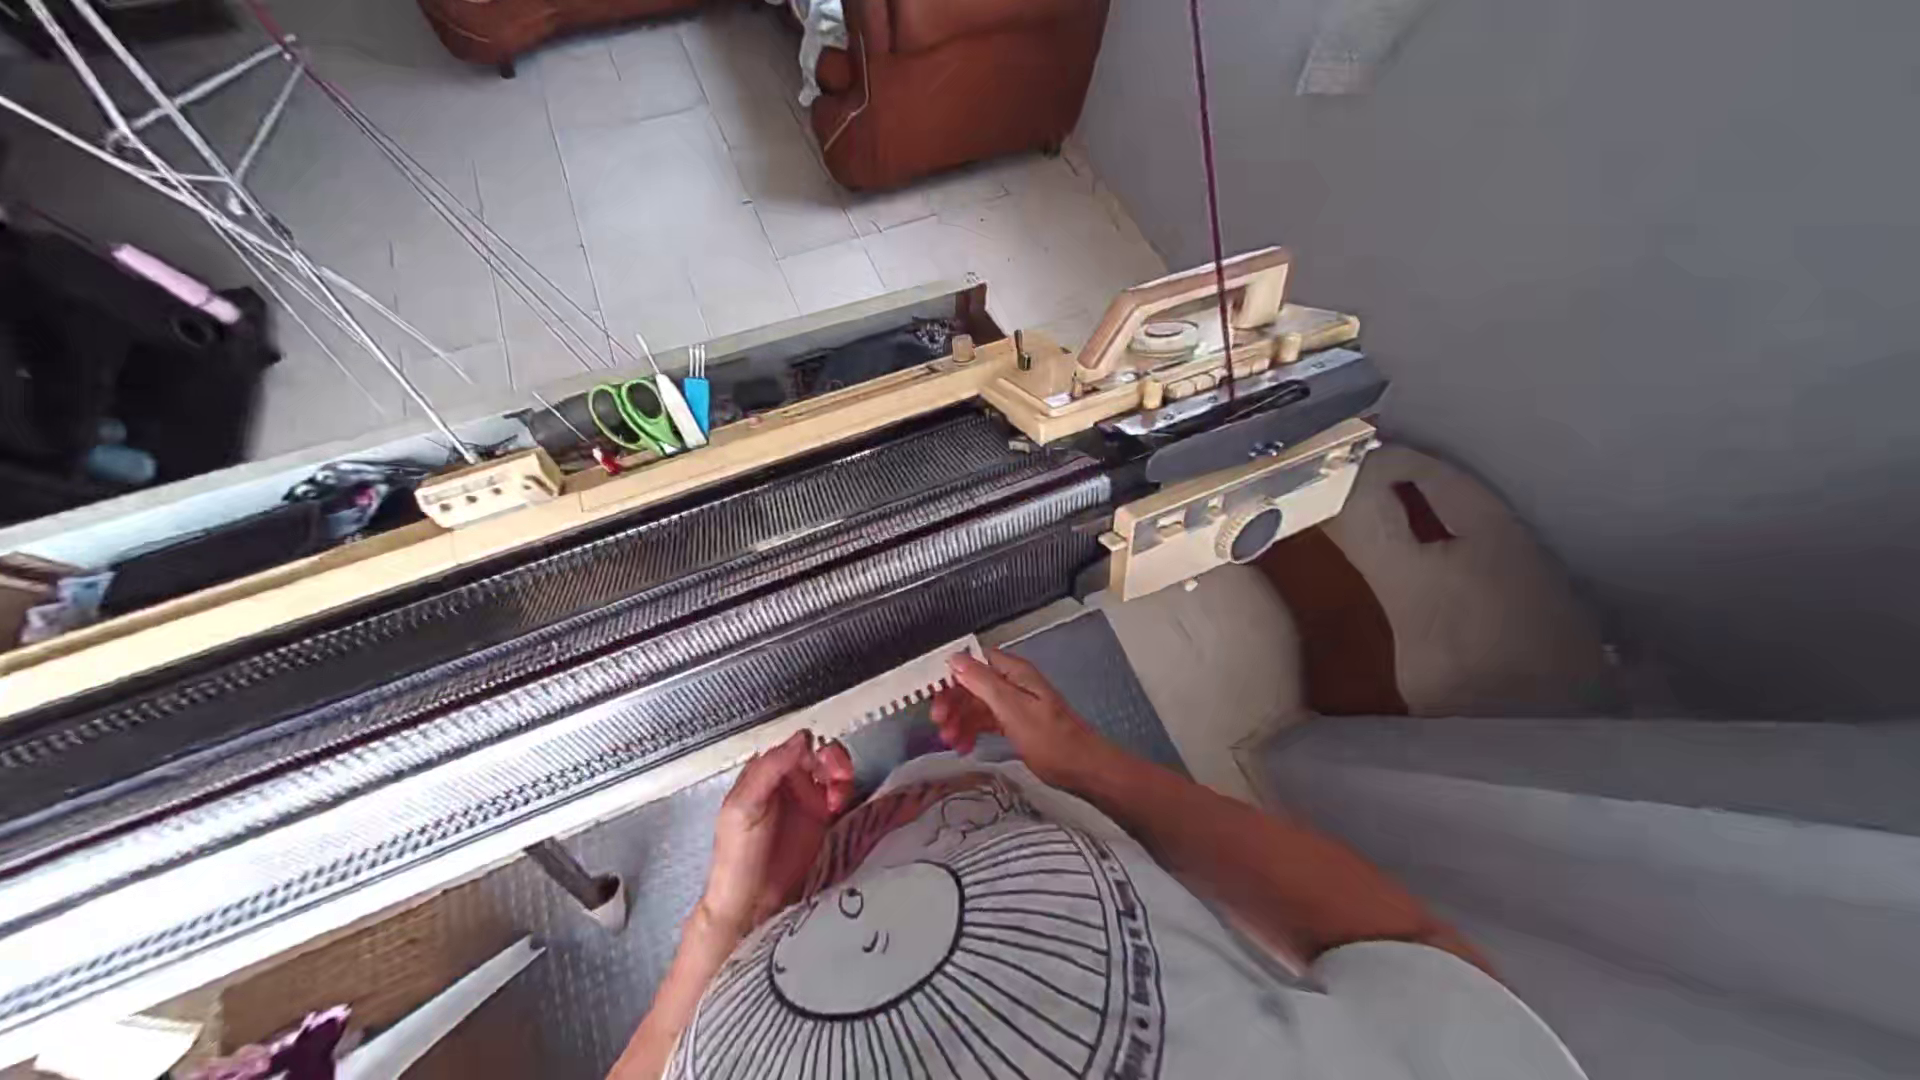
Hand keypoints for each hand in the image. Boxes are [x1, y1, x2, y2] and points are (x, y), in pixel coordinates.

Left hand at [697, 730, 854, 938]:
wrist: (752, 905)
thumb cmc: (738, 856)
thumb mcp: (744, 807)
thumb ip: (769, 769)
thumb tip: (800, 739)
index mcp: (764, 773)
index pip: (793, 745)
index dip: (808, 746)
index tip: (816, 757)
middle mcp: (787, 781)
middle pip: (818, 752)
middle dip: (831, 757)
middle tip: (834, 771)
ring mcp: (807, 798)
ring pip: (834, 769)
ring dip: (841, 772)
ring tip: (837, 791)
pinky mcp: (823, 817)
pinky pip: (842, 792)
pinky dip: (847, 790)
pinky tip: (838, 804)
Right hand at [932, 648, 1123, 788]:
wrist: (1083, 769)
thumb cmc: (1051, 739)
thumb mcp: (1013, 709)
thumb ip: (983, 682)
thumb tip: (955, 658)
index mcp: (1013, 672)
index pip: (972, 662)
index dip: (950, 675)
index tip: (933, 695)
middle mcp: (1012, 683)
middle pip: (970, 684)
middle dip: (952, 702)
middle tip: (938, 724)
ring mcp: (1013, 703)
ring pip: (975, 705)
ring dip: (959, 720)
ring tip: (950, 742)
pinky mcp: (1014, 723)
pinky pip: (985, 721)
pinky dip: (972, 731)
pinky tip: (964, 746)